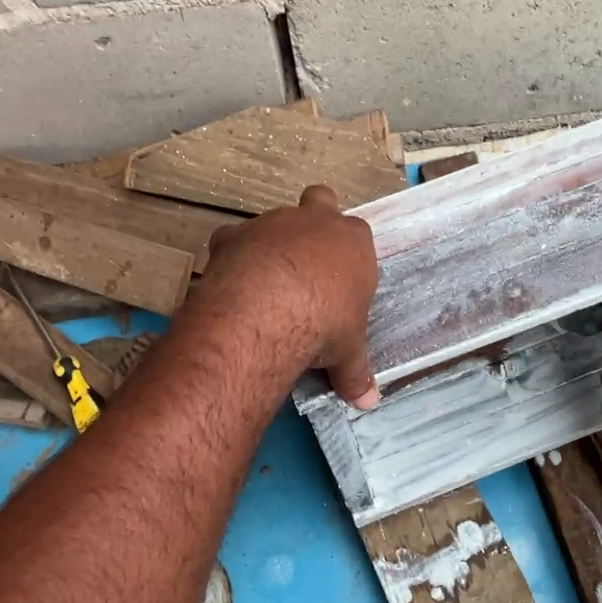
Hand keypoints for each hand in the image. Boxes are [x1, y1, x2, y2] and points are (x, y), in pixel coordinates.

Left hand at [189, 185, 380, 407]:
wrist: (268, 311)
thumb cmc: (325, 325)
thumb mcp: (347, 353)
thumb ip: (355, 372)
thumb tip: (368, 403)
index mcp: (353, 242)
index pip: (358, 233)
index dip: (348, 254)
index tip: (340, 281)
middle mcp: (315, 221)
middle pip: (321, 199)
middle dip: (315, 220)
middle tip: (307, 261)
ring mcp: (272, 222)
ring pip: (274, 220)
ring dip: (272, 244)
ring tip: (265, 286)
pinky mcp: (234, 233)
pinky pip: (234, 240)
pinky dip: (234, 257)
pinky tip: (233, 285)